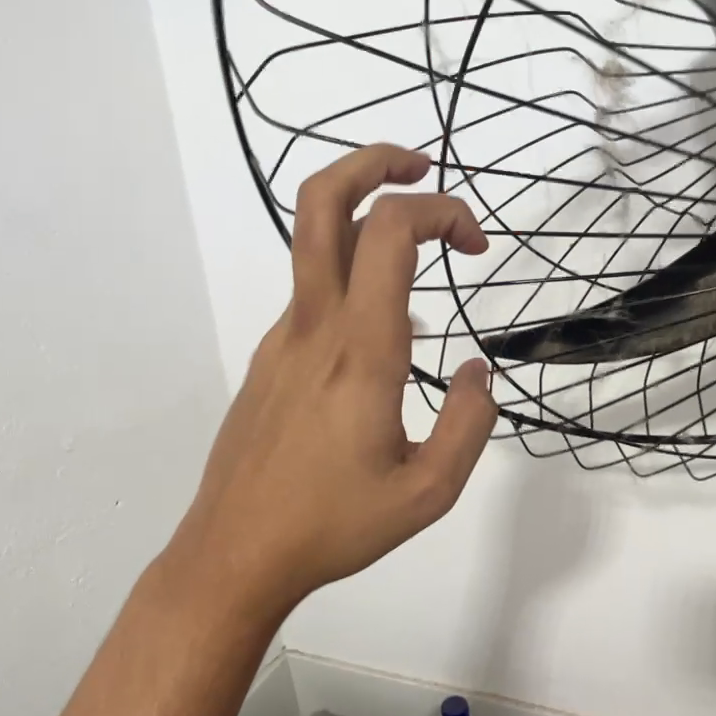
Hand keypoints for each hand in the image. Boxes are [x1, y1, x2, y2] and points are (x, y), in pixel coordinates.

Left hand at [180, 145, 497, 608]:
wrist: (235, 553)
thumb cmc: (333, 525)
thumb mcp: (428, 491)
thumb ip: (470, 423)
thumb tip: (480, 371)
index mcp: (359, 350)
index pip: (391, 230)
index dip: (441, 210)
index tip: (477, 246)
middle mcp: (314, 326)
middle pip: (322, 200)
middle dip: (375, 162)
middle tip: (423, 168)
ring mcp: (282, 339)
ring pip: (313, 242)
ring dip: (366, 218)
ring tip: (423, 250)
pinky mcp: (268, 359)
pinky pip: (314, 295)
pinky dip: (356, 278)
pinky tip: (389, 338)